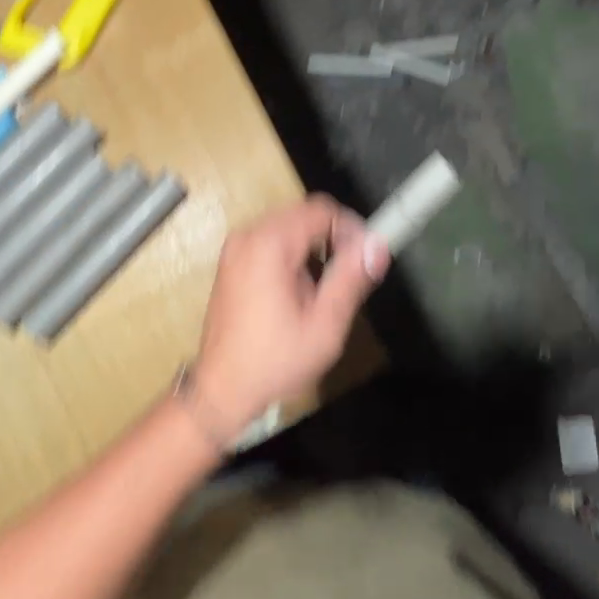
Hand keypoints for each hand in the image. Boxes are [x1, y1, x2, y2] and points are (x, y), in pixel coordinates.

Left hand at [193, 195, 390, 441]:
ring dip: (312, 252)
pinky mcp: (231, 263)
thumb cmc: (274, 361)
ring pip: (289, 229)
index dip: (350, 228)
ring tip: (320, 295)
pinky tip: (297, 295)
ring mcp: (235, 249)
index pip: (321, 210)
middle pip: (304, 216)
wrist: (222, 389)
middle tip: (346, 281)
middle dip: (332, 241)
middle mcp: (247, 237)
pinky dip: (291, 259)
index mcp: (269, 245)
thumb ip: (351, 278)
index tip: (364, 260)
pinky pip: (271, 244)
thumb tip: (377, 244)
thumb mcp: (324, 324)